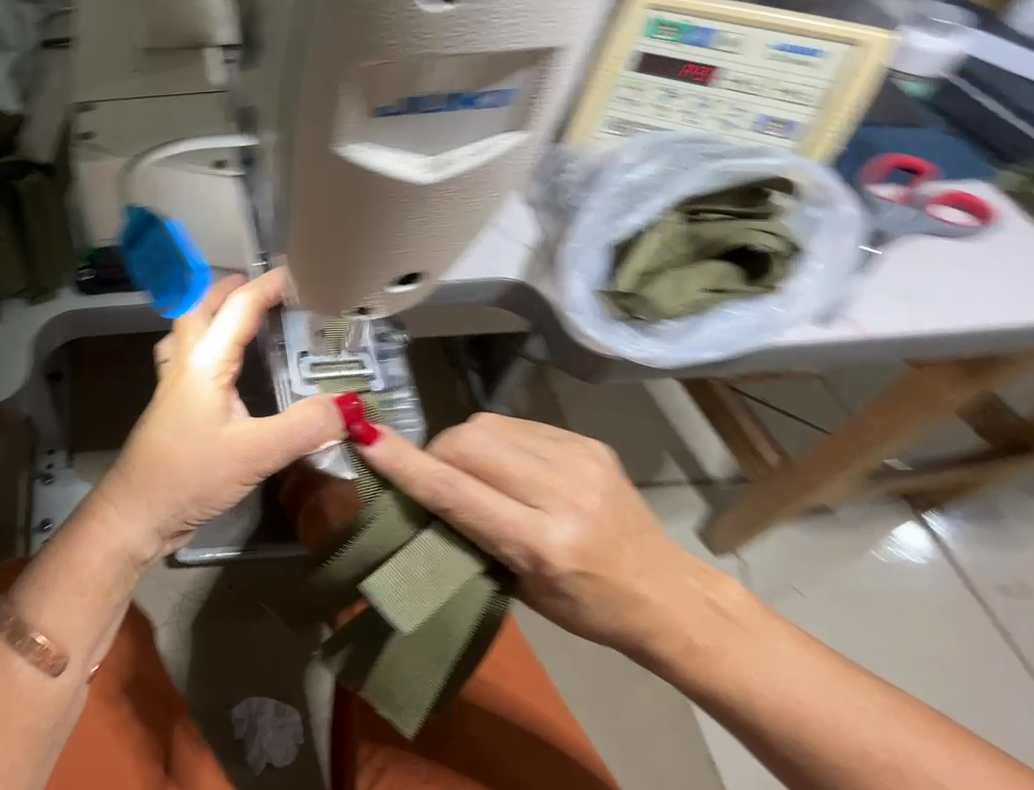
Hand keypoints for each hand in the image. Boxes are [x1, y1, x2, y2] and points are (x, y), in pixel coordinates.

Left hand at [91, 270, 344, 559]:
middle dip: (228, 289)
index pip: (238, 308)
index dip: (268, 286)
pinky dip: (203, 346)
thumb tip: (349, 406)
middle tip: (263, 286)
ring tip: (238, 313)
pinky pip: (185, 359)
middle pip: (199, 307)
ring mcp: (172, 386)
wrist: (137, 512)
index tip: (299, 274)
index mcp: (205, 362)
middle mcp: (185, 364)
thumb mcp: (255, 453)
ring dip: (209, 313)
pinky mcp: (171, 408)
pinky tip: (218, 367)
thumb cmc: (190, 475)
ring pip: (187, 332)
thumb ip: (304, 427)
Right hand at [354, 413, 743, 658]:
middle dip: (436, 453)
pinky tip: (507, 465)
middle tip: (435, 479)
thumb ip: (467, 532)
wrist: (666, 593)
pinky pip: (515, 424)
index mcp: (544, 544)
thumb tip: (418, 487)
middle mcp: (563, 495)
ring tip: (472, 472)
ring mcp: (581, 461)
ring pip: (487, 425)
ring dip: (463, 444)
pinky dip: (495, 440)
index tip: (367, 439)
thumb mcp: (516, 585)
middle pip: (469, 443)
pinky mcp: (588, 442)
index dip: (407, 465)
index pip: (457, 493)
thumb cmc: (583, 607)